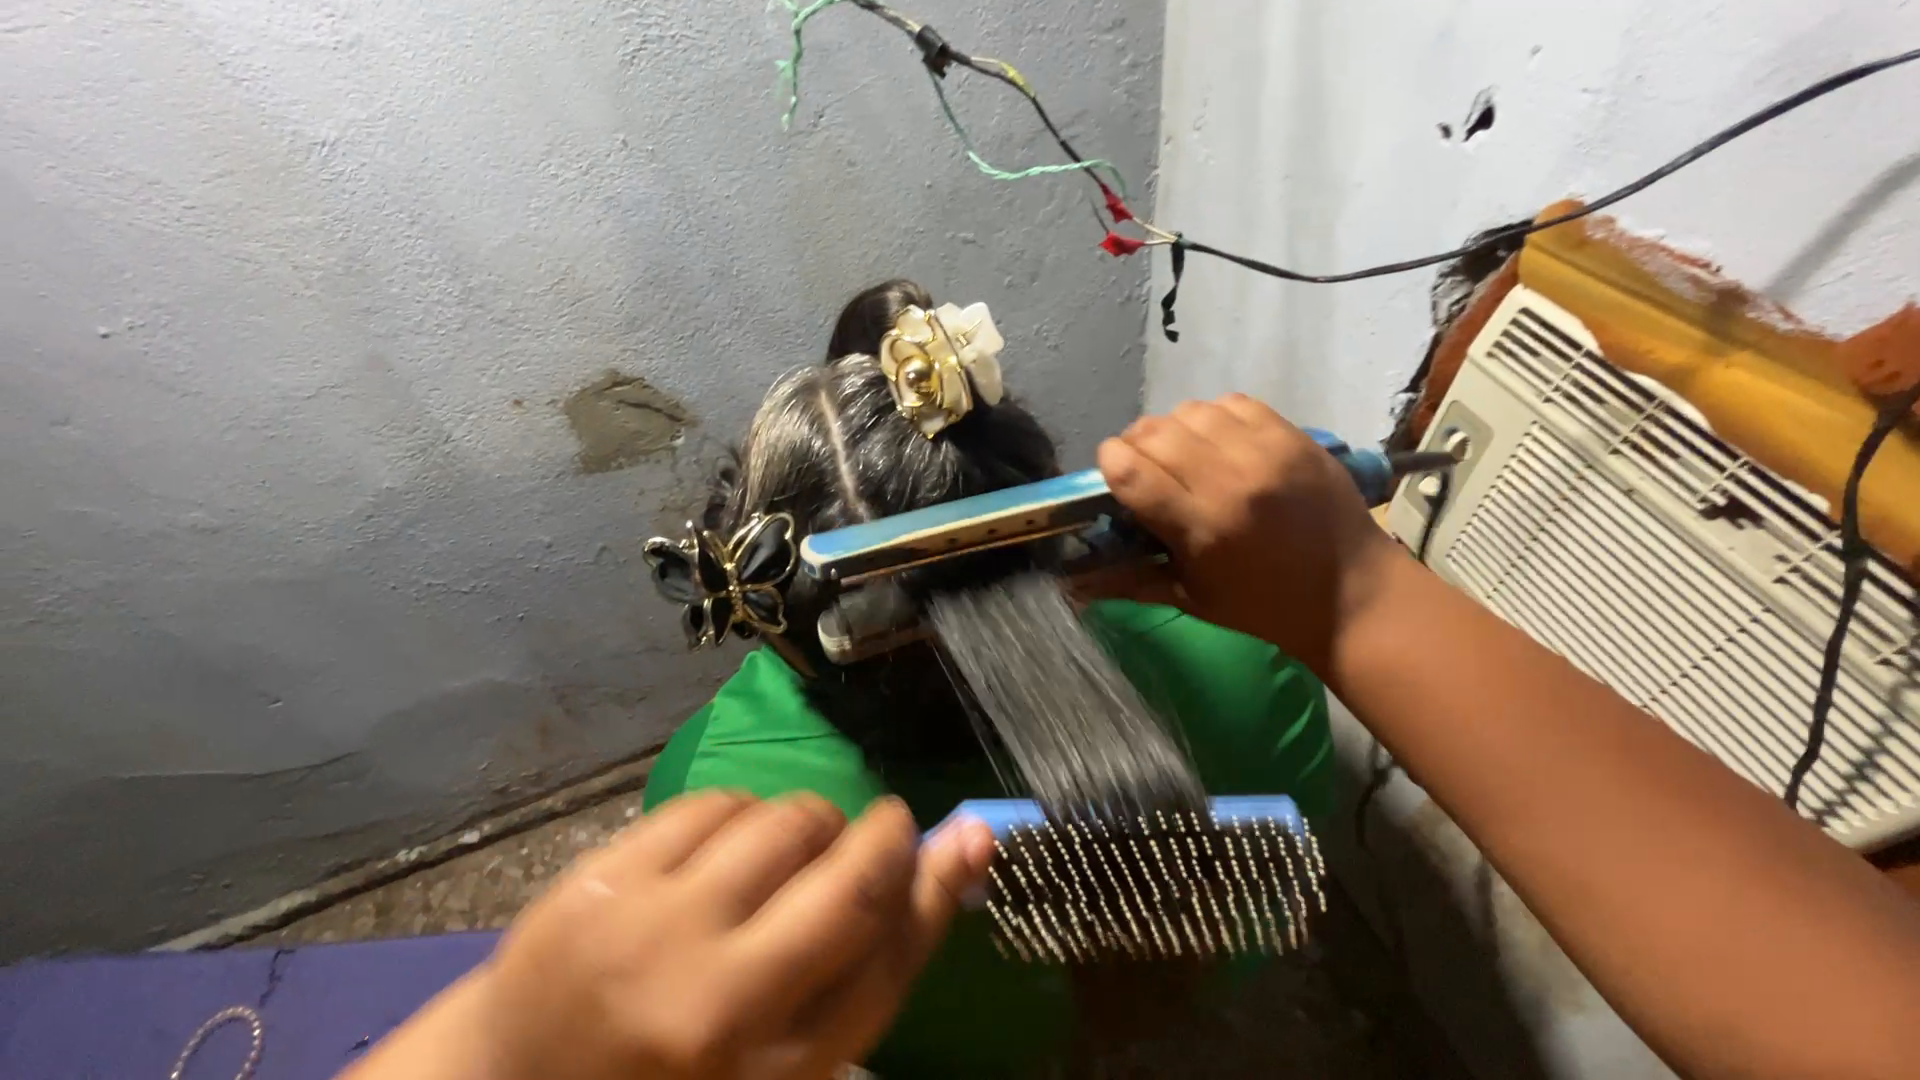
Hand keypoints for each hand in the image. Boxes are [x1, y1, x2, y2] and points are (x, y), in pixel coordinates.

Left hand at [471, 792, 993, 1079]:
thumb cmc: (682, 1067)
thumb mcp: (791, 1045)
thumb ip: (876, 954)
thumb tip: (963, 841)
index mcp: (776, 1067)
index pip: (895, 954)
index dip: (939, 882)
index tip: (961, 837)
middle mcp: (720, 1003)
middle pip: (851, 878)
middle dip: (885, 835)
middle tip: (878, 832)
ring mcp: (652, 932)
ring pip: (787, 820)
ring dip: (810, 825)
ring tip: (787, 858)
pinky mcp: (602, 878)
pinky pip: (718, 803)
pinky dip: (744, 813)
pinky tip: (726, 850)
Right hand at [1096, 394, 1401, 670]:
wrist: (1352, 594)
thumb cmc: (1262, 606)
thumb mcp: (1190, 599)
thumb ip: (1127, 582)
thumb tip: (1069, 584)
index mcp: (1203, 526)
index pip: (1130, 470)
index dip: (1110, 465)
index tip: (1113, 476)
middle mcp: (1231, 479)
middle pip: (1154, 432)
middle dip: (1136, 446)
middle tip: (1146, 469)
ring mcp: (1266, 451)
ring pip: (1189, 411)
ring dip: (1174, 430)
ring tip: (1184, 455)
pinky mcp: (1293, 435)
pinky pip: (1231, 403)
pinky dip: (1213, 418)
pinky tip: (1219, 444)